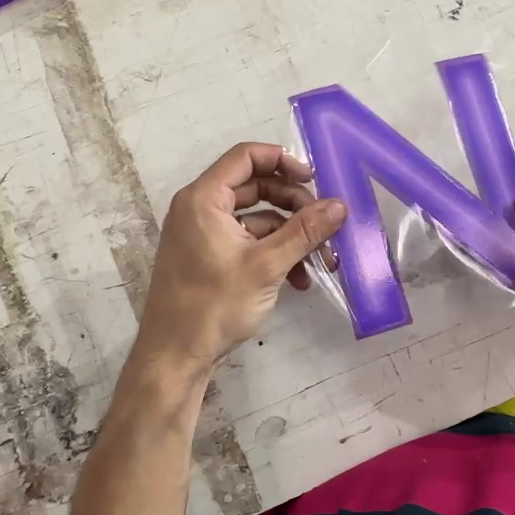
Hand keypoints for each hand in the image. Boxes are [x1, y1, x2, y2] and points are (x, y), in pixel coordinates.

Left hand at [133, 143, 346, 374]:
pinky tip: (300, 280)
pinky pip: (249, 242)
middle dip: (295, 206)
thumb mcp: (267, 266)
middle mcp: (200, 209)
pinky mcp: (210, 258)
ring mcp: (204, 235)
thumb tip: (339, 204)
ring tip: (322, 260)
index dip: (283, 161)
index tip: (314, 180)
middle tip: (325, 225)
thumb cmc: (214, 306)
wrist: (175, 357)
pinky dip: (275, 254)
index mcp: (204, 199)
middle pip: (256, 187)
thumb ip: (305, 231)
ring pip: (257, 219)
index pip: (246, 157)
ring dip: (291, 235)